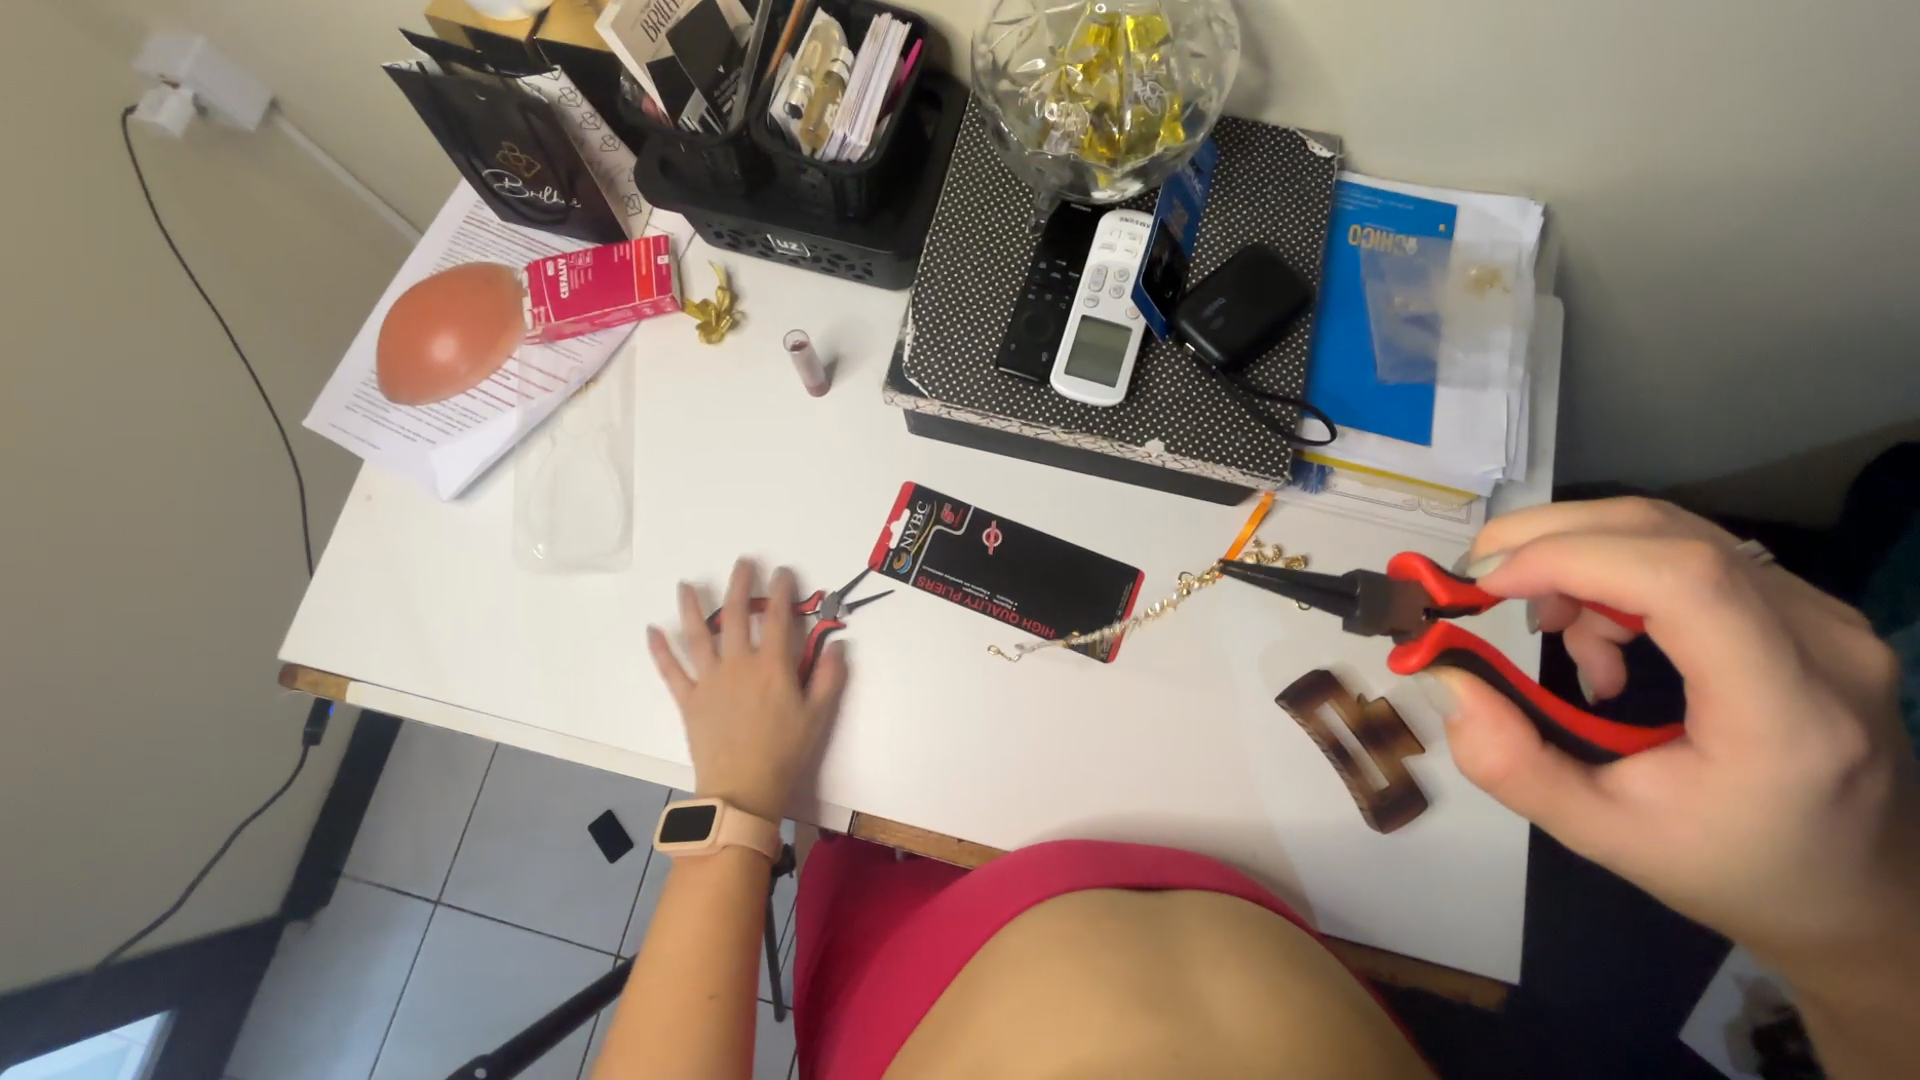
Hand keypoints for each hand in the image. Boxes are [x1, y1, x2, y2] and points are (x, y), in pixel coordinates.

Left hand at [647, 559, 849, 821]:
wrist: (742, 790)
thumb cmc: (785, 753)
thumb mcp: (819, 716)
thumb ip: (828, 678)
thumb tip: (836, 646)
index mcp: (773, 667)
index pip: (779, 618)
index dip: (782, 592)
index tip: (782, 572)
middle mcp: (738, 664)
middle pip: (736, 615)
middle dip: (741, 586)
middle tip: (743, 563)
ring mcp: (709, 680)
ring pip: (698, 635)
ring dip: (692, 607)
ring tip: (686, 584)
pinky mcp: (688, 700)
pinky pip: (671, 670)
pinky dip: (660, 651)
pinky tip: (652, 631)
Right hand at [1426, 497, 1918, 962]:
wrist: (1856, 891)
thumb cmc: (1727, 868)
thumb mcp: (1600, 835)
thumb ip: (1510, 763)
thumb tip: (1443, 679)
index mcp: (1782, 713)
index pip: (1683, 582)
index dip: (1569, 560)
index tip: (1484, 585)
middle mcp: (1820, 643)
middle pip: (1669, 534)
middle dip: (1550, 537)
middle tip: (1479, 577)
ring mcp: (1821, 616)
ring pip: (1672, 532)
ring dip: (1577, 557)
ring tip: (1549, 629)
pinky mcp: (1803, 608)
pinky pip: (1687, 553)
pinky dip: (1611, 572)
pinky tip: (1601, 639)